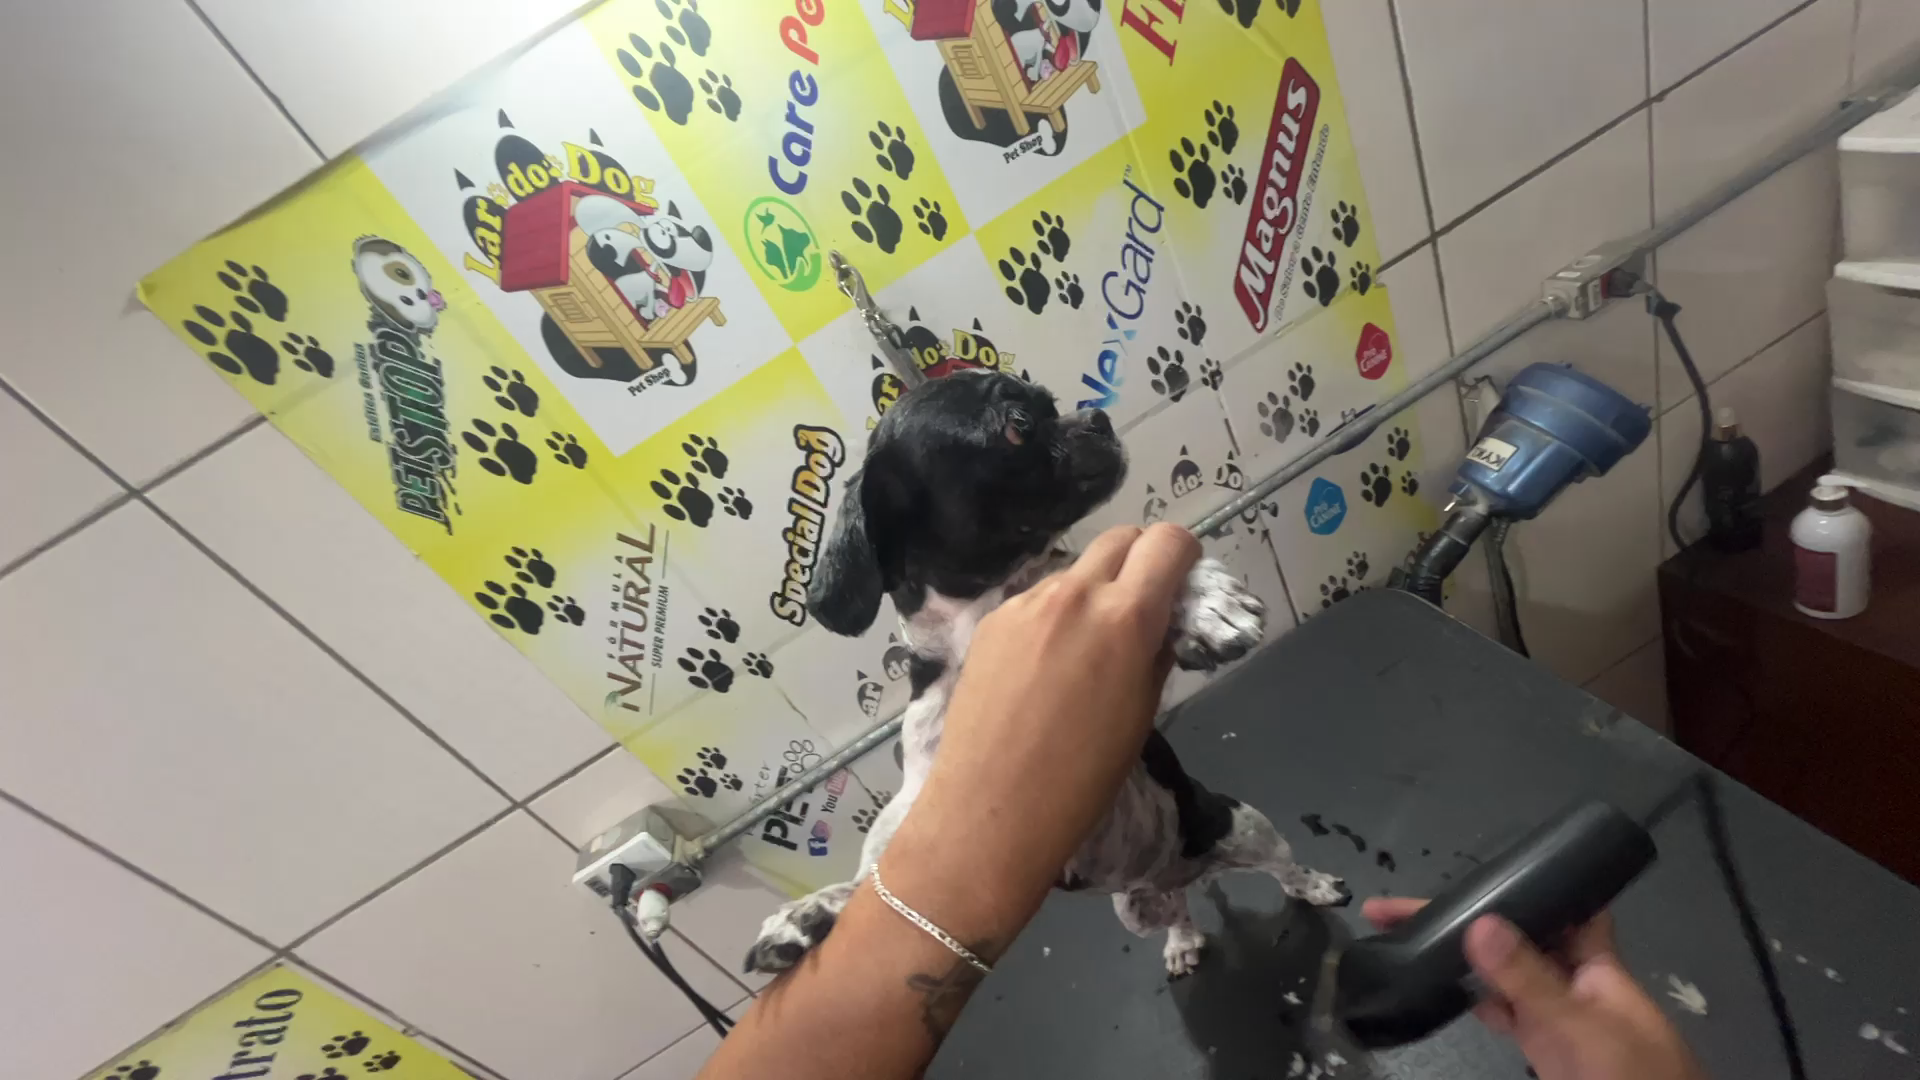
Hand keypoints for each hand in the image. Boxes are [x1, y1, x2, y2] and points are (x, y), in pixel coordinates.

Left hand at [882, 524, 1201, 945]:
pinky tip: (1040, 663)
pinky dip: (1053, 614)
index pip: (1168, 541)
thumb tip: (1163, 620)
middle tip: (1140, 604)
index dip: (1184, 555)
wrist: (991, 807)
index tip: (1181, 581)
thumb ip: (1157, 650)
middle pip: (1120, 538)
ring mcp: (1026, 602)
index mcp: (1125, 616)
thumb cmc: (1083, 776)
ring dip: (1092, 590)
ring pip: (1074, 571)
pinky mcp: (992, 618)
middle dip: (1140, 559)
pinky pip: (1036, 598)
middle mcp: (1074, 593)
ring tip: (1082, 647)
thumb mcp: (1142, 711)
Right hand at [1362, 898, 1706, 1079]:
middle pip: (1511, 935)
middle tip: (1393, 909)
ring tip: (1398, 937)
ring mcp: (1556, 1014)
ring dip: (1456, 953)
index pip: (1565, 908)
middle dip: (1462, 916)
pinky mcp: (1541, 1044)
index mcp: (1595, 967)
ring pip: (1498, 970)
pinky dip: (1468, 994)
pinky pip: (1497, 1006)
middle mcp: (1572, 982)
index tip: (1475, 867)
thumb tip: (1475, 921)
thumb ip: (1530, 979)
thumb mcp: (1585, 1030)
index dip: (1527, 884)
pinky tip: (1435, 987)